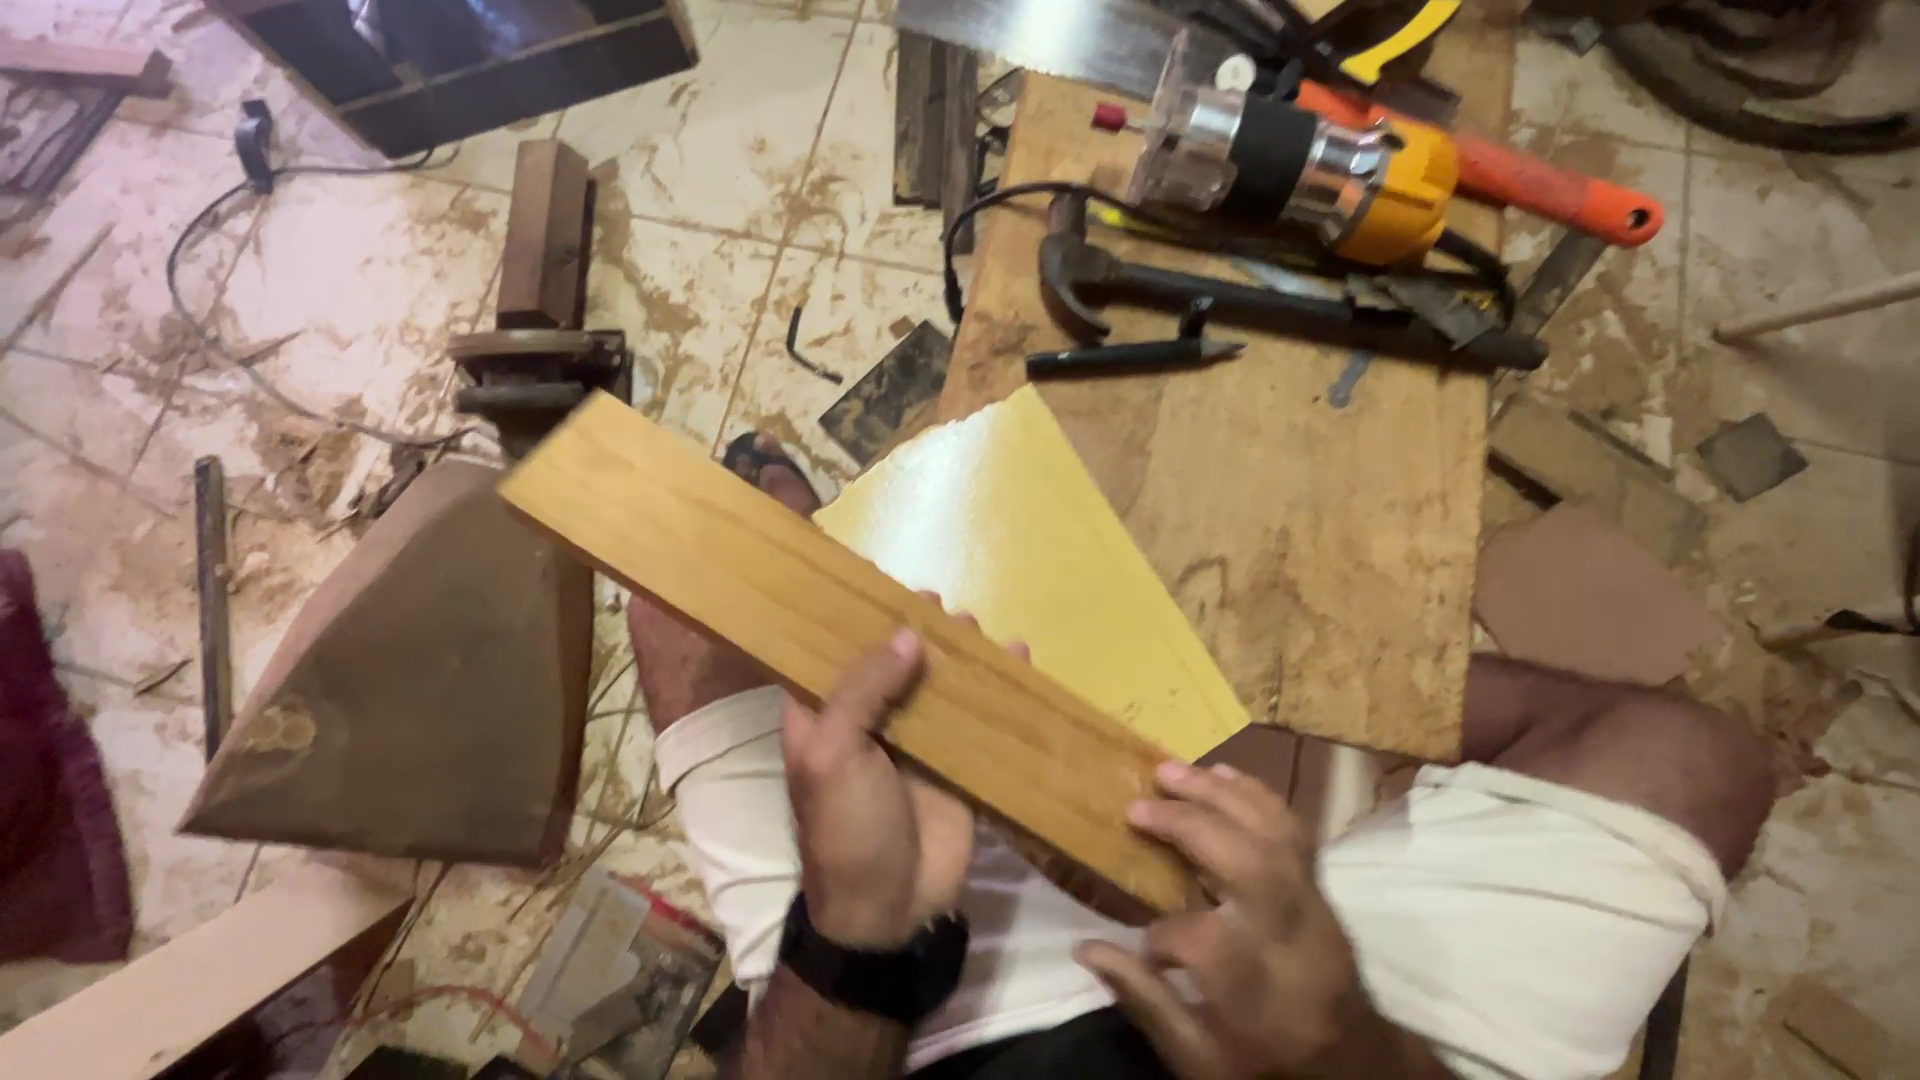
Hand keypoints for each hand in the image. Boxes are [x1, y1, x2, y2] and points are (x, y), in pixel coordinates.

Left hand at [782, 614, 1027, 948]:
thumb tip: (908, 634)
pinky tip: (1018, 660)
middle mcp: (869, 721)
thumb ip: (863, 689)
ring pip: (937, 684)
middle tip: (939, 603)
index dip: (855, 619)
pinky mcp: (957, 763)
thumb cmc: (845, 826)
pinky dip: (996, 690)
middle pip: (893, 662)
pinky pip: (977, 717)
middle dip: (916, 629)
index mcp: (825, 716)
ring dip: (958, 654)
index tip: (881, 584)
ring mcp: (916, 741)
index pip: (835, 654)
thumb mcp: (833, 753)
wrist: (888, 908)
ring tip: (976, 626)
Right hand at [1075, 762, 1398, 1078]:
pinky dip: (1257, 794)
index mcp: (1262, 993)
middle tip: (1137, 804)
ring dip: (1221, 794)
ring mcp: (1316, 907)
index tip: (1142, 946)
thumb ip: (1146, 1003)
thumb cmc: (1269, 1063)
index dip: (1162, 937)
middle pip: (1249, 865)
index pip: (1206, 943)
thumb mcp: (1202, 1060)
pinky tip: (1221, 773)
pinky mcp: (1322, 888)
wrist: (1358, 1068)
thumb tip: (1086, 949)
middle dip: (1191, 825)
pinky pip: (1295, 829)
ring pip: (1275, 834)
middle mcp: (1294, 939)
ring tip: (1171, 769)